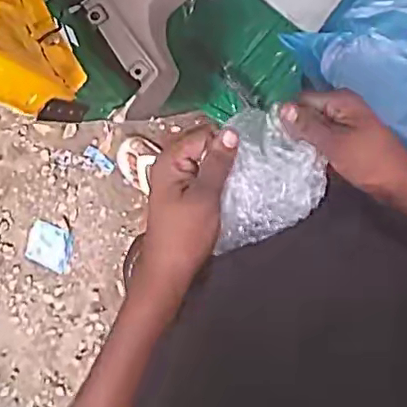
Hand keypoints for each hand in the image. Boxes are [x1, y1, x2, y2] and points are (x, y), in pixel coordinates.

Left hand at [135, 126, 238, 297]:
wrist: (168, 273)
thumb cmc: (185, 237)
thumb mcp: (206, 196)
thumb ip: (218, 162)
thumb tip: (231, 132)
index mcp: (169, 160)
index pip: (203, 133)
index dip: (222, 143)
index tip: (238, 160)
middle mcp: (168, 164)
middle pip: (202, 143)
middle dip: (221, 153)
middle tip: (238, 172)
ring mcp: (173, 179)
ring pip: (203, 159)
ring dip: (219, 168)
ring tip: (233, 183)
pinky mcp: (181, 192)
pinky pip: (201, 174)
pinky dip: (214, 179)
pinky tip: (224, 192)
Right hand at [281, 89, 406, 198]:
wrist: (401, 185)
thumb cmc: (368, 162)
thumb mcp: (333, 144)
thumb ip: (307, 126)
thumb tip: (281, 107)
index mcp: (340, 99)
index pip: (302, 98)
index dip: (288, 114)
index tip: (273, 131)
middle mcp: (344, 105)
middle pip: (309, 110)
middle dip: (296, 125)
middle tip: (278, 143)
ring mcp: (348, 121)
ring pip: (317, 125)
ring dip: (306, 137)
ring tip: (288, 150)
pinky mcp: (350, 136)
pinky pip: (326, 135)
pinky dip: (317, 144)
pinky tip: (307, 156)